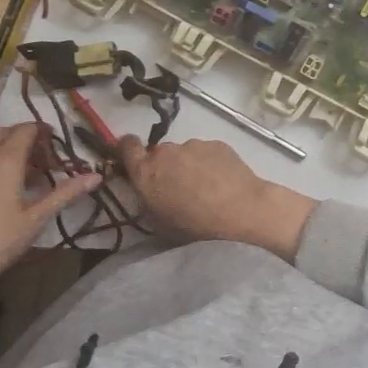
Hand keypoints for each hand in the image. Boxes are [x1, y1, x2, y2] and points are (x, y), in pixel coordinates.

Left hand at [0, 124, 99, 315]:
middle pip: (2, 134)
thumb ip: (66, 193)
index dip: (42, 132)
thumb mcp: (36, 218)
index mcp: (3, 161)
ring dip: (2, 153)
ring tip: (17, 178)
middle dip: (22, 140)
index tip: (54, 144)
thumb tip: (96, 177)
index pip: (25, 130)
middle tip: (40, 161)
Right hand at [116, 136, 314, 260]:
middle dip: (165, 166)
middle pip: (159, 154)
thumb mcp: (158, 223)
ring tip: (207, 186)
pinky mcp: (217, 144)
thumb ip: (147, 201)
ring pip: (185, 153)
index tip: (134, 158)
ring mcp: (193, 145)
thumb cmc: (194, 224)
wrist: (240, 209)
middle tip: (179, 186)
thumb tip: (149, 192)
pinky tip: (223, 180)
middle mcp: (166, 152)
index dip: (127, 149)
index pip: (126, 145)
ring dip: (189, 164)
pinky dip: (210, 162)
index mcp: (145, 171)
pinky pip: (207, 152)